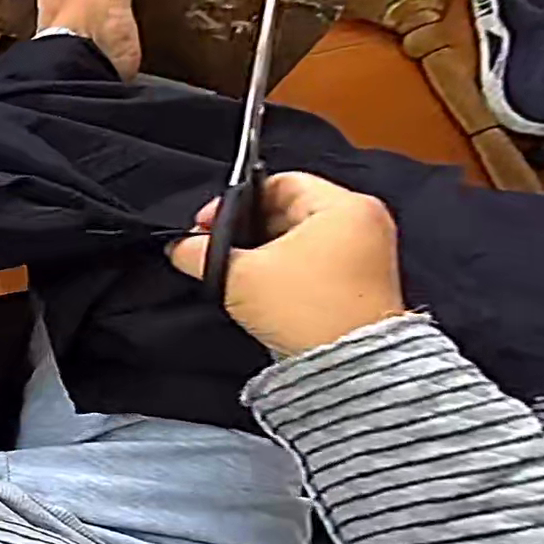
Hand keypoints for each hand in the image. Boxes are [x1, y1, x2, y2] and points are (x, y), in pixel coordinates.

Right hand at [167, 171, 406, 354]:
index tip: (204, 225)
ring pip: (295, 236)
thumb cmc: (300, 306)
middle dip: (243, 228)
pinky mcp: (356, 279)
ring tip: (230, 271)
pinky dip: (279, 266)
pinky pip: (309, 258)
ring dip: (259, 250)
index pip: (278, 181)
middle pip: (286, 208)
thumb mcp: (236, 275)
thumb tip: (179, 246)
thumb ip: (199, 254)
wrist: (345, 361)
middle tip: (212, 250)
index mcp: (341, 206)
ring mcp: (364, 251)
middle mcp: (361, 220)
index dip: (234, 200)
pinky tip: (254, 285)